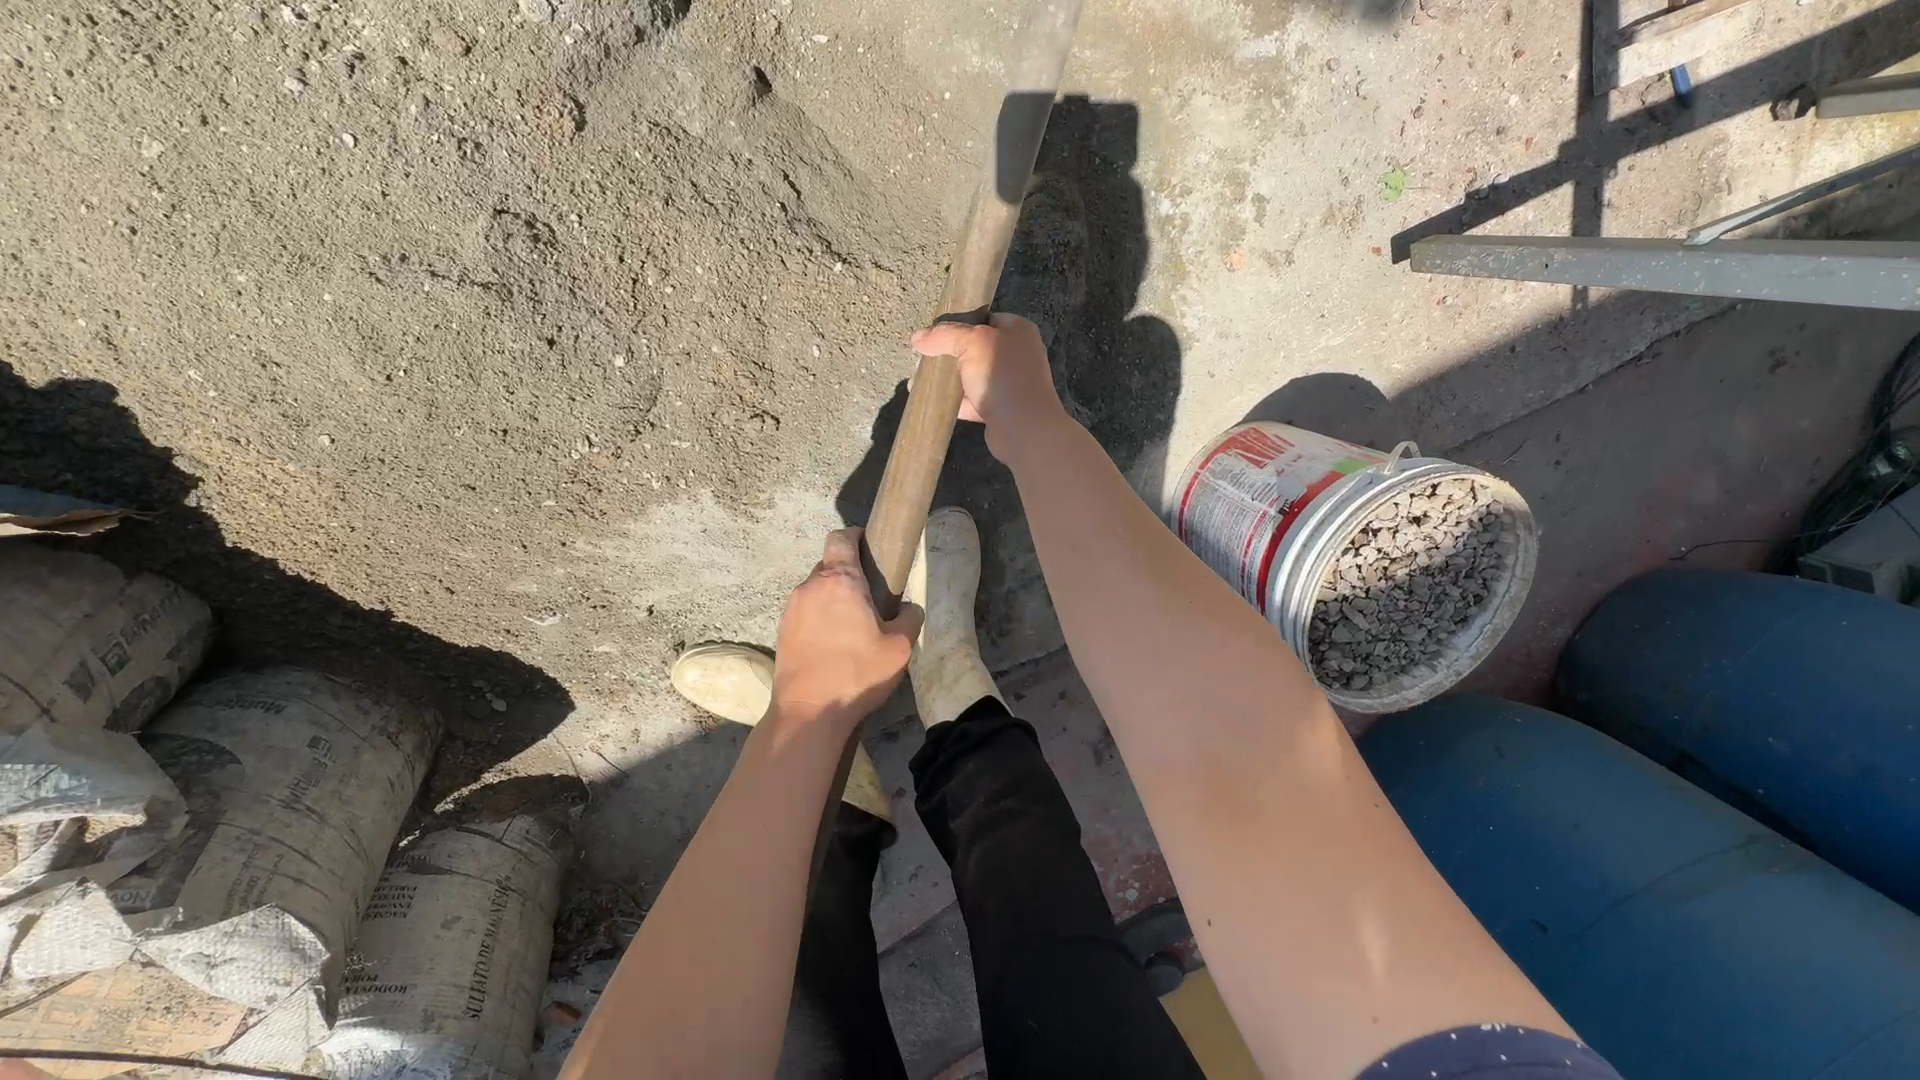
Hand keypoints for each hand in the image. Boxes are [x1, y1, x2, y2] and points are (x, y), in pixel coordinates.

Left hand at [771, 528, 923, 726]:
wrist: (809, 711)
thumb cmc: (857, 674)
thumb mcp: (901, 647)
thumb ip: (910, 619)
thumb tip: (908, 609)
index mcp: (840, 579)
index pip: (842, 537)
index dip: (857, 536)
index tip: (872, 548)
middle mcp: (811, 586)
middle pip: (829, 564)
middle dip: (849, 574)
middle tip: (871, 598)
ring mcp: (791, 608)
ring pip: (816, 590)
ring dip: (833, 599)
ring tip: (852, 627)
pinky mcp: (782, 630)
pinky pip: (805, 612)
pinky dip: (819, 618)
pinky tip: (833, 645)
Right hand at [911, 314, 1070, 461]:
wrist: (1022, 426)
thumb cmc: (1001, 374)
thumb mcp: (971, 343)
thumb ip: (944, 336)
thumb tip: (917, 337)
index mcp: (1018, 331)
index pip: (987, 319)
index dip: (962, 322)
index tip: (938, 331)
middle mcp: (1019, 354)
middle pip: (978, 348)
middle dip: (954, 352)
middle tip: (928, 355)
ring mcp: (1011, 383)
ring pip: (975, 375)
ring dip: (954, 378)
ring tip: (926, 377)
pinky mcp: (1001, 408)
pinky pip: (974, 400)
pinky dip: (957, 401)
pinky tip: (935, 399)